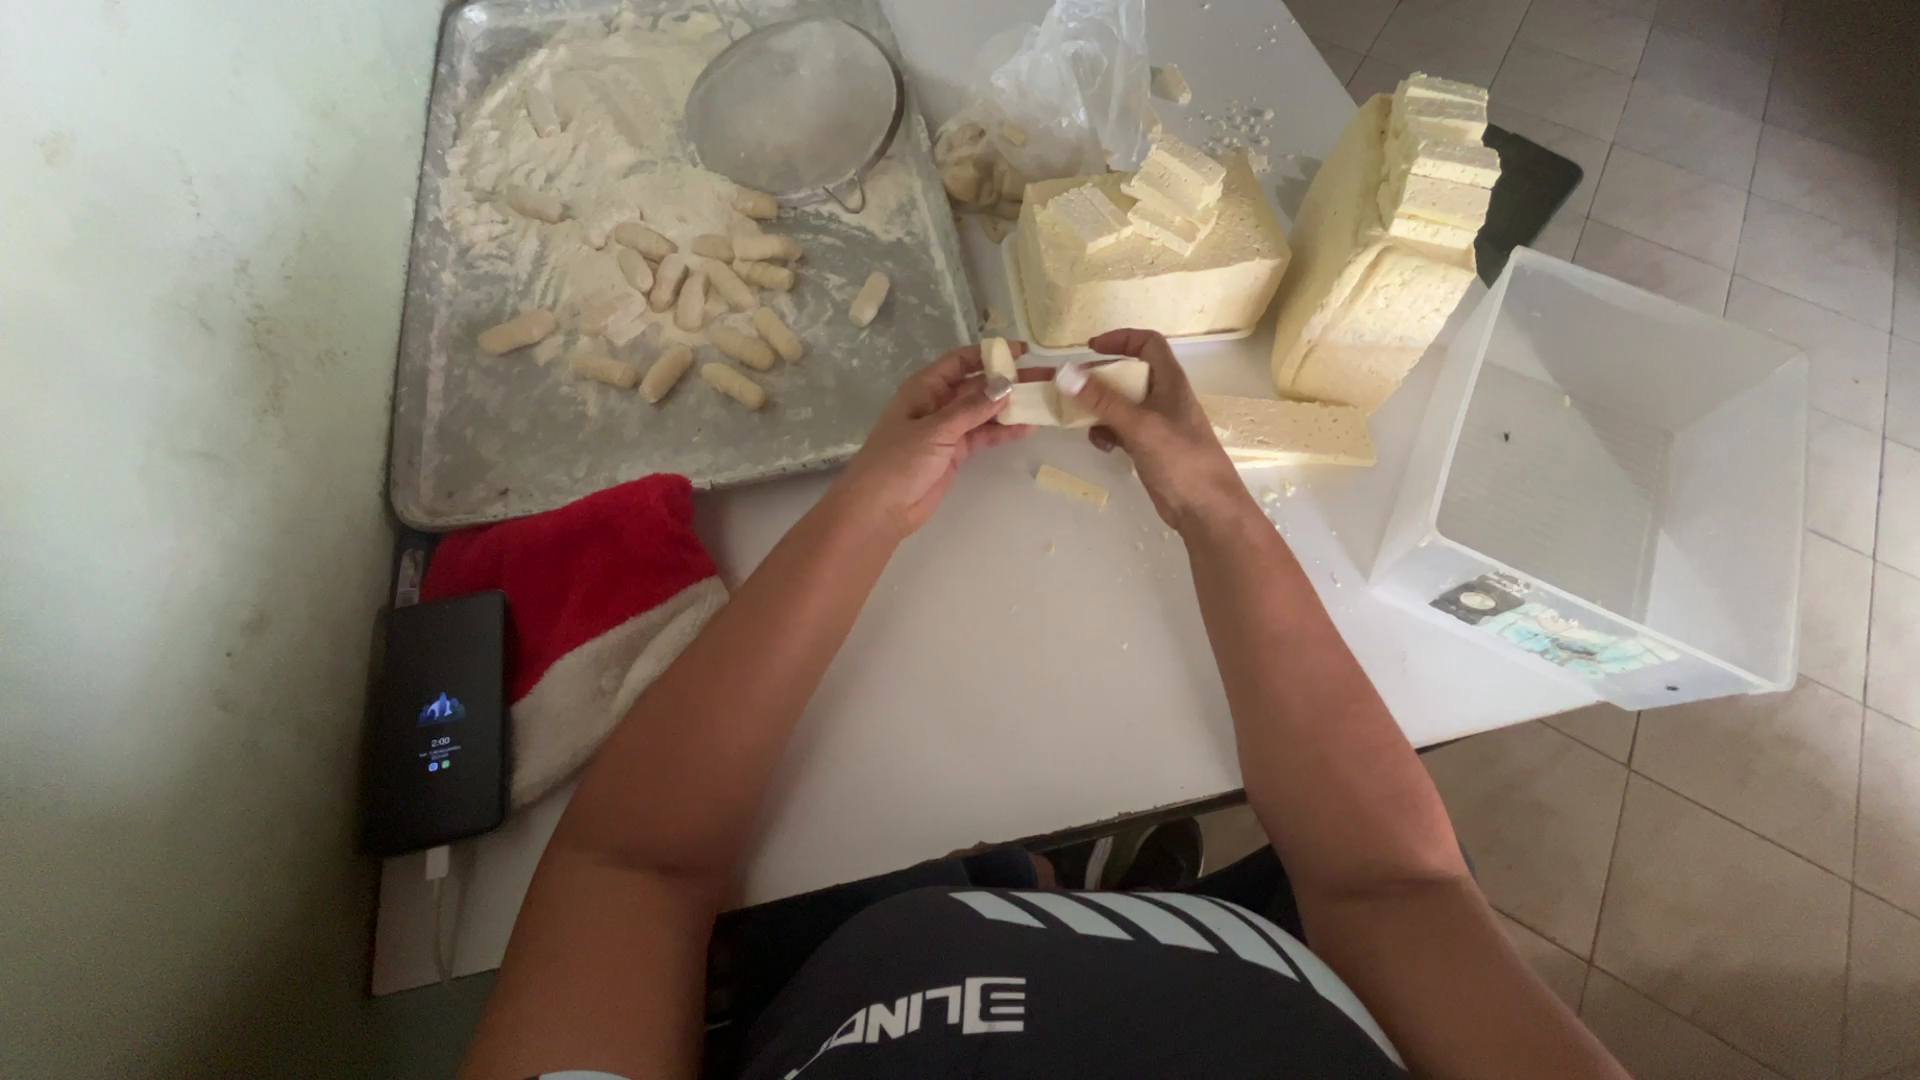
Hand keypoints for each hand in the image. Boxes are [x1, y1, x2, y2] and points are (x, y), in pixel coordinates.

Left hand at [835, 344, 1033, 535]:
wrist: (880, 508)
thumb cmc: (897, 461)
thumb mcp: (935, 430)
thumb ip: (971, 409)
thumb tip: (1005, 385)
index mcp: (925, 388)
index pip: (961, 361)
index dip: (990, 354)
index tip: (1022, 352)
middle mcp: (937, 403)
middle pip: (978, 385)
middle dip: (1009, 381)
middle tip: (1044, 378)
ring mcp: (947, 429)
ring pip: (984, 411)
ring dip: (1011, 407)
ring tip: (1043, 402)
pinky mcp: (955, 453)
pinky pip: (982, 435)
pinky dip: (1002, 432)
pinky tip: (1027, 428)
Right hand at [1064, 328, 1247, 530]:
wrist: (1205, 508)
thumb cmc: (1181, 460)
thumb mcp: (1139, 425)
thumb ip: (1103, 400)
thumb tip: (1066, 374)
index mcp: (1170, 382)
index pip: (1147, 344)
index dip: (1120, 339)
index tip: (1090, 348)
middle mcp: (1163, 398)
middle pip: (1129, 374)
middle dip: (1101, 379)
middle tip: (1076, 389)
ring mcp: (1156, 424)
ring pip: (1121, 404)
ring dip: (1100, 409)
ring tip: (1083, 420)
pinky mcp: (1149, 448)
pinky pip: (1121, 430)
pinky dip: (1107, 433)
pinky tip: (1101, 446)